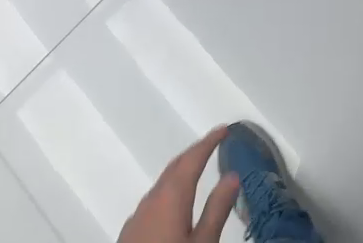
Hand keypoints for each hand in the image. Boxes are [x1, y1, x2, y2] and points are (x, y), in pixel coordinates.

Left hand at [119, 126, 241, 242]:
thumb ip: (217, 209)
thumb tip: (232, 176)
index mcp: (171, 196)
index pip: (192, 158)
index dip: (209, 142)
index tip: (224, 128)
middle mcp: (151, 199)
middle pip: (175, 167)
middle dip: (194, 153)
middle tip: (214, 143)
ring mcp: (137, 216)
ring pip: (162, 184)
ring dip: (180, 172)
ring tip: (198, 170)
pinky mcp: (130, 233)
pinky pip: (153, 201)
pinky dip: (169, 191)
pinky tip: (175, 205)